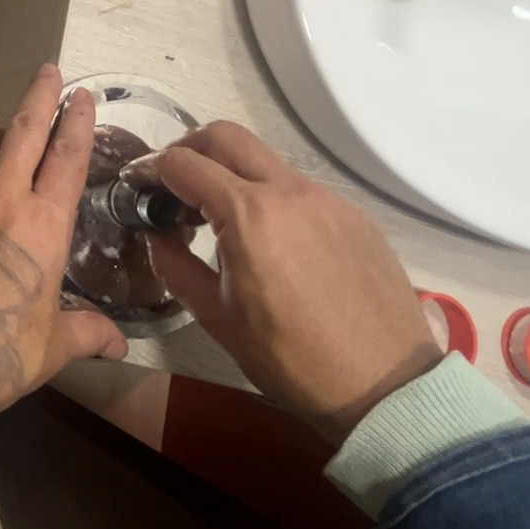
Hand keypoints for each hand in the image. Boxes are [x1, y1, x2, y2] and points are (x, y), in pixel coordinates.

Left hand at [0, 65, 129, 412]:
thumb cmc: (2, 350)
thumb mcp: (54, 344)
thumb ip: (87, 332)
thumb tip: (119, 344)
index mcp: (43, 223)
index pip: (66, 157)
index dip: (76, 121)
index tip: (81, 94)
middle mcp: (1, 198)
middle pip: (24, 131)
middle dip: (39, 96)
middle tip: (47, 71)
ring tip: (2, 134)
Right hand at [144, 122, 442, 444]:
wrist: (390, 391)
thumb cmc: (291, 358)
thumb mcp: (215, 315)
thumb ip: (173, 263)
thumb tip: (155, 234)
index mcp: (247, 214)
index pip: (183, 163)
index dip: (152, 170)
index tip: (139, 187)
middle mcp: (288, 192)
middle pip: (224, 136)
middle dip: (189, 149)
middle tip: (174, 182)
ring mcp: (327, 200)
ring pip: (264, 159)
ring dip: (231, 172)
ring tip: (220, 214)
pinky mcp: (354, 216)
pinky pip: (298, 188)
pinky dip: (269, 196)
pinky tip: (270, 239)